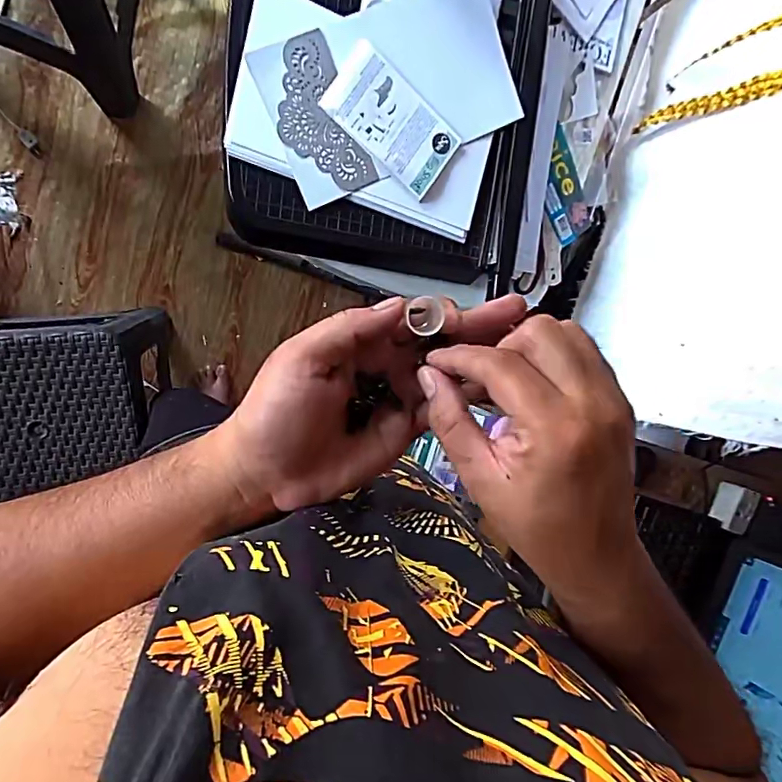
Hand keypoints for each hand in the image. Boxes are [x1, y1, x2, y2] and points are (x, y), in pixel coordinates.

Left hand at [206, 295, 527, 513]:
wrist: (266, 474)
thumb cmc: (274, 412)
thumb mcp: (304, 357)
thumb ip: (349, 329)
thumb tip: (397, 306)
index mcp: (357, 343)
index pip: (409, 321)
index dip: (443, 314)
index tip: (473, 313)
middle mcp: (381, 367)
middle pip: (434, 343)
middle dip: (474, 329)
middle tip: (515, 316)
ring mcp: (393, 400)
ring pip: (442, 374)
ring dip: (476, 360)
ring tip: (516, 348)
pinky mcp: (400, 434)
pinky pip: (435, 411)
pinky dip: (461, 398)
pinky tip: (489, 386)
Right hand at [416, 316, 639, 601]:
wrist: (596, 555)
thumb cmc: (539, 528)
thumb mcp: (480, 478)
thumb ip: (450, 421)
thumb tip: (430, 378)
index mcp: (555, 428)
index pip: (501, 363)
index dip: (461, 357)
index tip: (438, 361)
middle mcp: (593, 403)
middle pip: (539, 331)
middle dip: (497, 345)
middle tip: (474, 374)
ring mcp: (613, 399)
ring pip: (566, 332)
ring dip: (526, 346)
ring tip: (502, 378)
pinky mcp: (620, 400)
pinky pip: (584, 352)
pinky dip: (552, 357)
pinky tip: (530, 385)